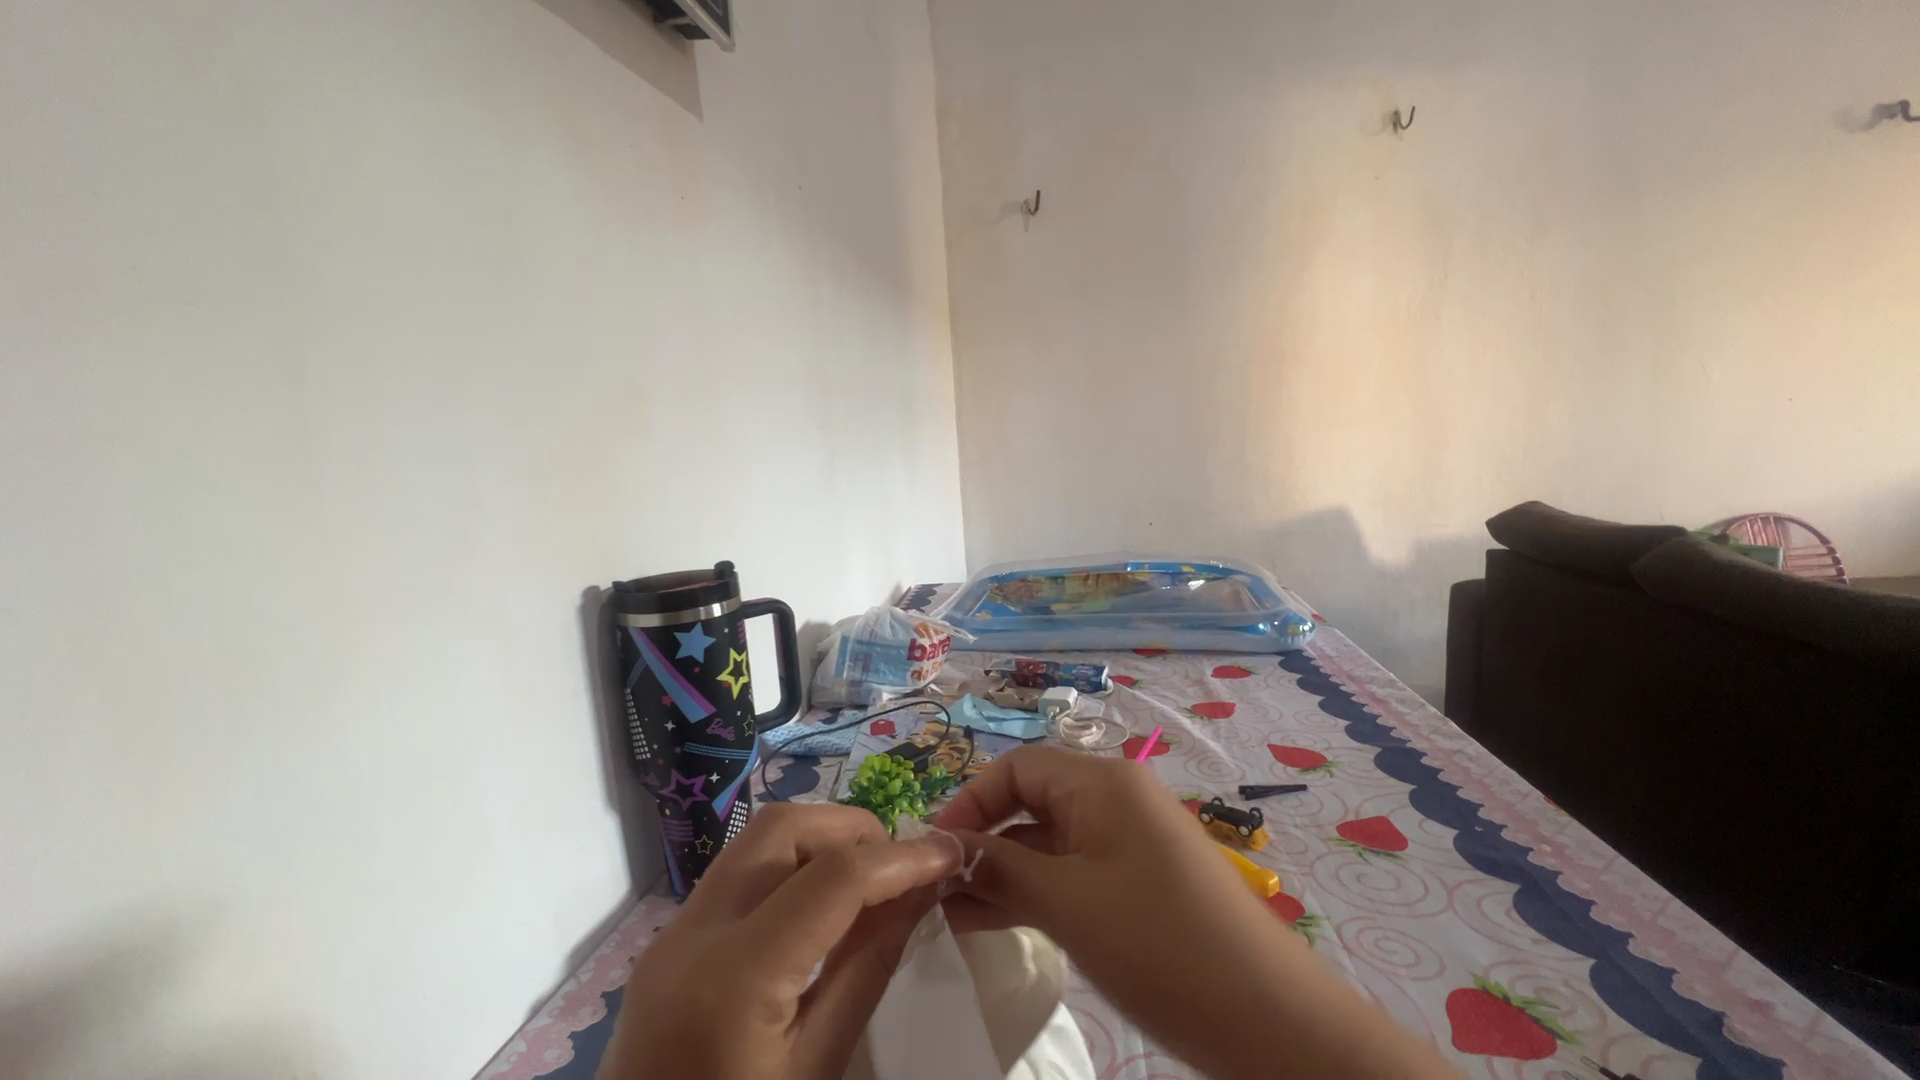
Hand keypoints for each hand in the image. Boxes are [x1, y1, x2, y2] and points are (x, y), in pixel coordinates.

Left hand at [598, 802, 961, 1079]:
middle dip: (852, 829)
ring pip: (755, 840)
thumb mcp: (818, 1066)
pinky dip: (789, 867)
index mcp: (734, 977)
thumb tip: (920, 892)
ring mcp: (672, 932)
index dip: (901, 857)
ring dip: (819, 841)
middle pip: (782, 827)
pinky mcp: (668, 941)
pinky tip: (820, 906)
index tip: (950, 854)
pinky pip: (737, 874)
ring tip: (868, 880)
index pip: (832, 879)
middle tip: (900, 866)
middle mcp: (694, 932)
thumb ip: (868, 968)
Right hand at [933, 745, 1456, 1079]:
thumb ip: (998, 867)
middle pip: (1032, 803)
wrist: (1267, 1017)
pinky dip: (1038, 894)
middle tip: (939, 893)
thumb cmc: (1158, 943)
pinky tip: (1004, 928)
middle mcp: (1117, 800)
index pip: (1016, 768)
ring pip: (1051, 844)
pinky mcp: (1141, 885)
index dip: (970, 803)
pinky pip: (1075, 874)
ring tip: (958, 920)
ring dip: (1005, 875)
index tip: (933, 852)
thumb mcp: (1066, 902)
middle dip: (983, 843)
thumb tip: (942, 847)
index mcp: (1102, 783)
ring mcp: (1132, 844)